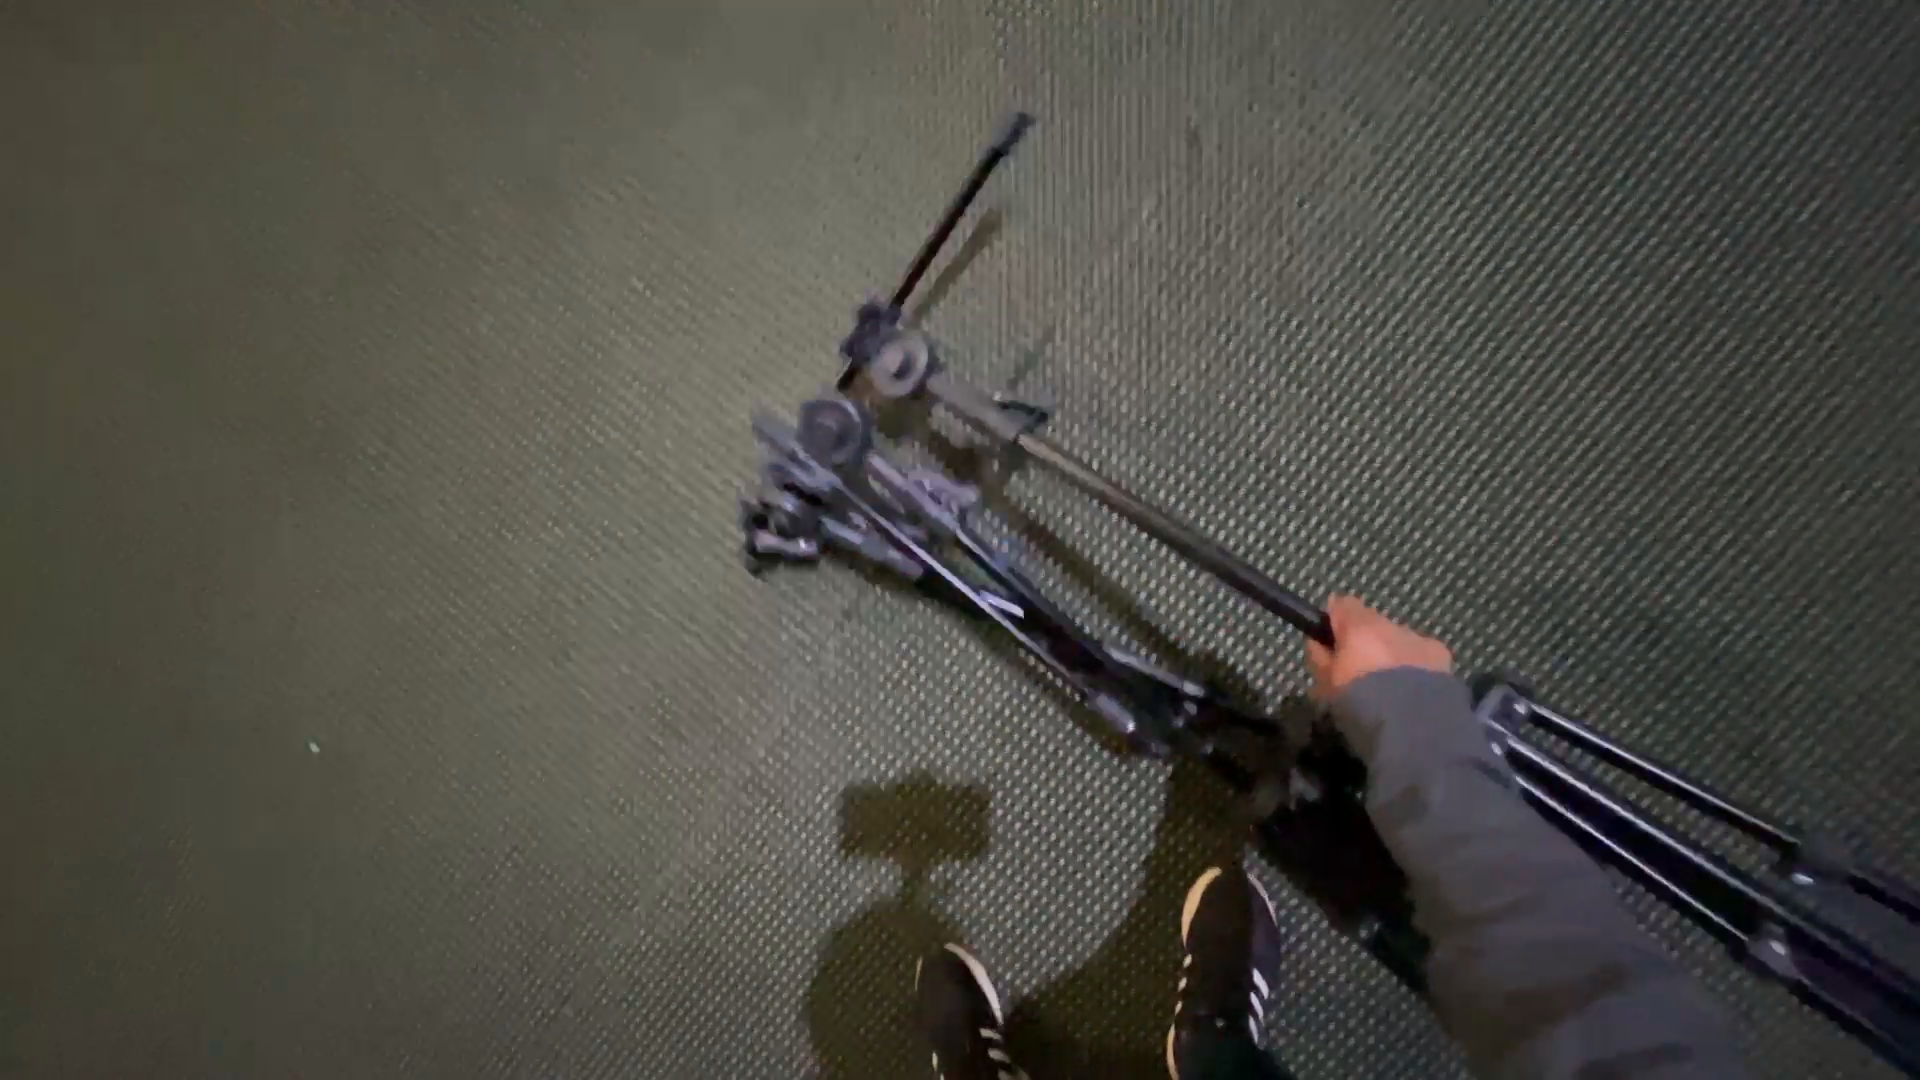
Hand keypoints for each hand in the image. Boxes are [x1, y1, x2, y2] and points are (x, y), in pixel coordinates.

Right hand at [1306, 595, 1452, 698]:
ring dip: (1390, 653)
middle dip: (1365, 640)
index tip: (1330, 641)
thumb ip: (1319, 658)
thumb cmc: (1360, 703)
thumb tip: (1317, 642)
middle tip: (1359, 670)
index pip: (1342, 604)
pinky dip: (1415, 665)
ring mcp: (1418, 639)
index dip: (1334, 620)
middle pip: (1372, 623)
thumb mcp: (1326, 684)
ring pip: (1397, 639)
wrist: (1415, 727)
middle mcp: (1390, 625)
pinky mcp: (1442, 656)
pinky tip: (1413, 689)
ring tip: (1389, 685)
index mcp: (1358, 627)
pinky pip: (1421, 654)